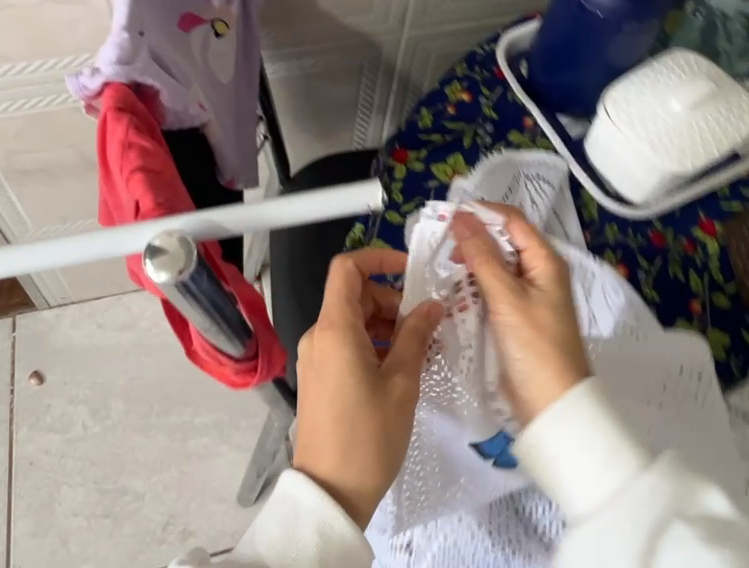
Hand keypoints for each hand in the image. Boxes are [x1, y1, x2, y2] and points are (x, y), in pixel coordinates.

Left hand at [292, 249, 444, 528]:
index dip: (378, 258)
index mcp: (335, 328)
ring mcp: (316, 356)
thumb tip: (432, 305)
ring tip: (420, 346)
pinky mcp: (320, 376)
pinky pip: (346, 343)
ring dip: (385, 323)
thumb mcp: (402, 383)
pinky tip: (401, 366)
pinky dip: (373, 343)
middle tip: (426, 321)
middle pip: (353, 294)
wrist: (331, 492)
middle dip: (391, 298)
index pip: (347, 268)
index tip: (410, 270)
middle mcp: (319, 334)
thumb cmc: (368, 435)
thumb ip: (416, 335)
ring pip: (352, 320)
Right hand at [450, 204, 591, 425]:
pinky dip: (474, 283)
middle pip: (503, 240)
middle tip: (441, 243)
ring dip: (472, 260)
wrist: (552, 406)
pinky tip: (453, 287)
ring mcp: (527, 294)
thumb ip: (482, 256)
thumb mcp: (506, 298)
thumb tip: (460, 217)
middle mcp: (538, 271)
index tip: (448, 216)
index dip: (482, 212)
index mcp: (545, 260)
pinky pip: (492, 287)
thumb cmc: (535, 347)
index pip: (512, 220)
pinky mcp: (516, 315)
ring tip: (443, 264)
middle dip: (473, 236)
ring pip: (495, 264)